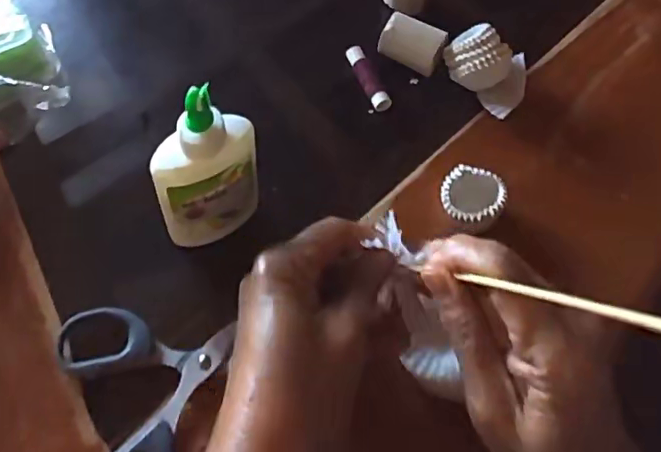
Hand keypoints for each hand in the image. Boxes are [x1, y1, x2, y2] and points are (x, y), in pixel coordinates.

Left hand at [208, 218, 397, 451]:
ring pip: (319, 282)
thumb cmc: (305, 386)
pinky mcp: (268, 323)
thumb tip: (385, 254)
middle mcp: (267, 269)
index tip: (402, 255)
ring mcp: (265, 297)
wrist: (259, 450)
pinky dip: (336, 313)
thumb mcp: (346, 334)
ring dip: (356, 296)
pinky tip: (369, 336)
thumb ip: (366, 285)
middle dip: (364, 272)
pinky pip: (308, 303)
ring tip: (393, 322)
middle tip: (401, 293)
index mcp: (281, 262)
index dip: (369, 238)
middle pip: (325, 255)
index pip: (332, 230)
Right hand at [420, 236, 607, 451]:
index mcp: (555, 343)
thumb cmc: (540, 450)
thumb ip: (466, 336)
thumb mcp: (491, 409)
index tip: (419, 261)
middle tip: (421, 266)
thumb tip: (433, 271)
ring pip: (512, 261)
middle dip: (458, 254)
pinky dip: (489, 273)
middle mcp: (575, 312)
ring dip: (471, 261)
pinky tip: (466, 284)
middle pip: (506, 260)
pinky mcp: (577, 304)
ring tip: (437, 274)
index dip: (457, 254)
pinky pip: (522, 273)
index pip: (502, 270)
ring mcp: (581, 305)